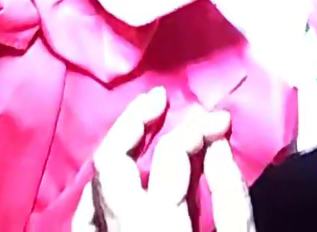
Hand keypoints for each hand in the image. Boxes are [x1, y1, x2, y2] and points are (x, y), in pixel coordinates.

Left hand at [73, 87, 253, 231]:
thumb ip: (230, 198)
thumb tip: (218, 140)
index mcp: (158, 227)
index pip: (170, 155)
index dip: (197, 128)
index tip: (220, 120)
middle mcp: (122, 231)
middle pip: (110, 160)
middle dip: (133, 121)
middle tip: (161, 98)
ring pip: (92, 185)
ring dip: (117, 148)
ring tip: (142, 124)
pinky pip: (86, 219)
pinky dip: (99, 192)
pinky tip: (117, 181)